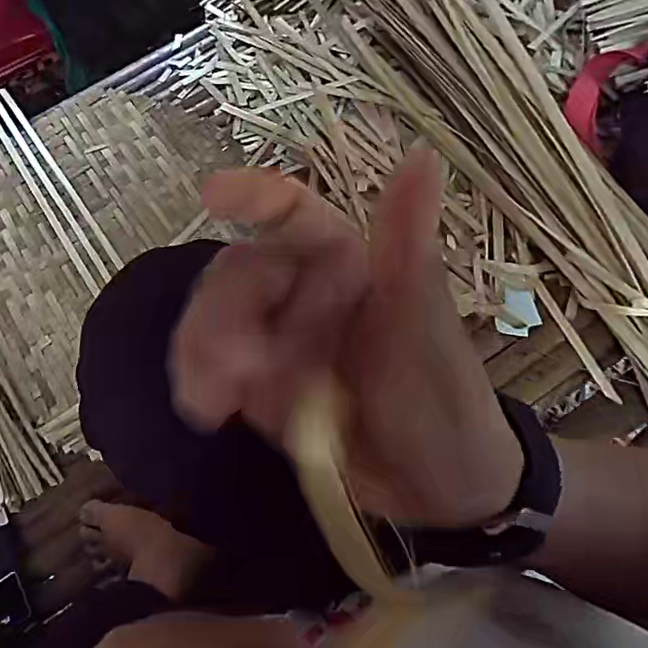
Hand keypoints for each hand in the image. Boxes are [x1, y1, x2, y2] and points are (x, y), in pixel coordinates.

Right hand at [171, 149, 523, 527]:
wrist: (438, 492)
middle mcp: (312, 297)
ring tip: (212, 399)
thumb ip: (407, 249)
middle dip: (223, 312)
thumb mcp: (424, 329)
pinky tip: (207, 409)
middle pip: (242, 275)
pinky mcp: (266, 390)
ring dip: (204, 351)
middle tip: (236, 368)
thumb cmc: (445, 402)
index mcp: (351, 268)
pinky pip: (217, 372)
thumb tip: (424, 156)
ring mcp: (284, 344)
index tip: (211, 195)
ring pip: (219, 322)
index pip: (296, 216)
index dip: (254, 198)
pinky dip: (202, 383)